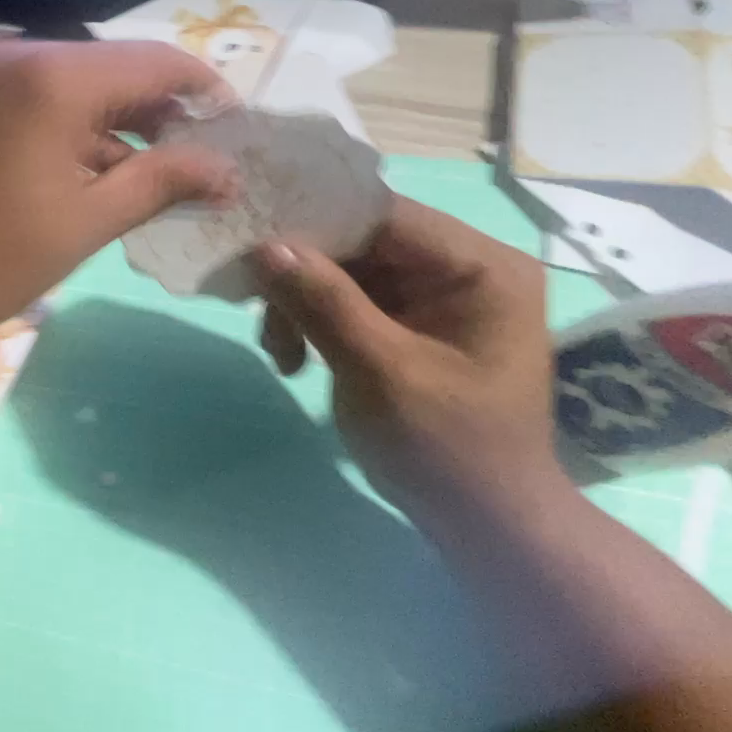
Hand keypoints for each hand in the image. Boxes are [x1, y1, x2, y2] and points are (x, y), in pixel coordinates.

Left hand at [0, 38, 237, 351]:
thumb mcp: (85, 222)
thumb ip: (163, 181)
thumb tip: (228, 169)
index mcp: (47, 75)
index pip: (154, 61)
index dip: (201, 93)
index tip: (230, 130)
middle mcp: (3, 52)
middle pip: (102, 68)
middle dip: (147, 111)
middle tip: (183, 161)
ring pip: (55, 81)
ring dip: (96, 120)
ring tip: (128, 175)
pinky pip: (11, 94)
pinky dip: (46, 122)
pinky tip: (65, 167)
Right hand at [254, 197, 563, 523]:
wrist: (478, 515)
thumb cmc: (445, 443)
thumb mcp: (379, 369)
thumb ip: (324, 302)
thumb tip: (264, 245)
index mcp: (479, 267)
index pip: (382, 215)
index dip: (314, 223)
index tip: (252, 247)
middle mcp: (458, 268)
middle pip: (356, 241)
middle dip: (300, 275)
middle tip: (257, 312)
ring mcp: (431, 295)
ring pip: (339, 270)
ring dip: (296, 303)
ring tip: (280, 350)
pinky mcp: (404, 320)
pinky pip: (341, 298)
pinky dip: (307, 321)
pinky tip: (293, 356)